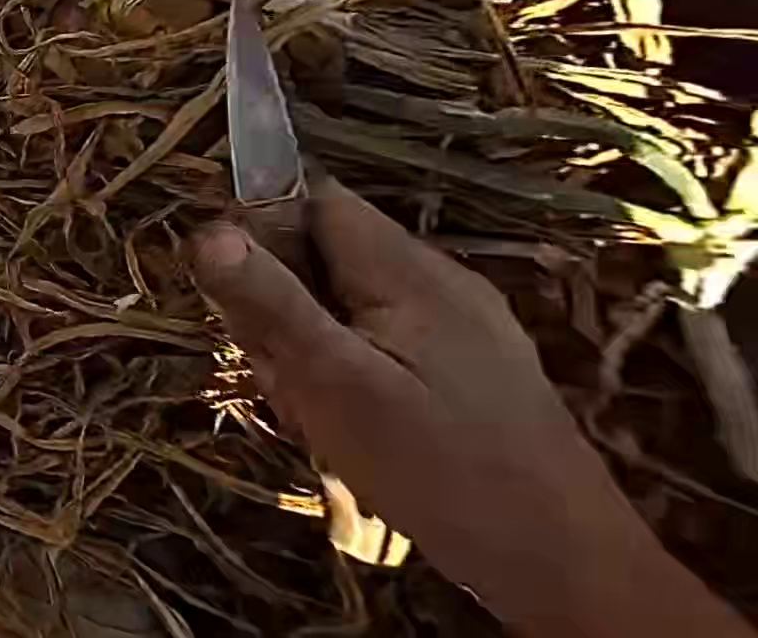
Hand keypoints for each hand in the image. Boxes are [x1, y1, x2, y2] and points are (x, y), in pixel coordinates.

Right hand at [189, 176, 749, 637]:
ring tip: (302, 392)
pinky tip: (331, 404)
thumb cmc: (441, 471)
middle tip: (269, 355)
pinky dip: (326, 353)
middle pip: (315, 245)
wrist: (570, 579)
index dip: (254, 214)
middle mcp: (430, 277)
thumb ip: (269, 301)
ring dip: (294, 330)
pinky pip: (359, 326)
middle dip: (270, 289)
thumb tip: (205, 231)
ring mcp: (446, 319)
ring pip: (330, 290)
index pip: (311, 195)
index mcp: (406, 269)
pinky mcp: (448, 357)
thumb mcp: (335, 381)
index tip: (221, 268)